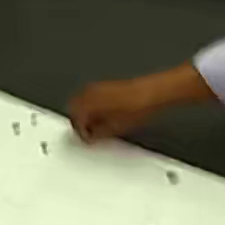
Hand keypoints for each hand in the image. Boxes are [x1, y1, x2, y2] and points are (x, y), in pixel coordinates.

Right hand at [67, 64, 213, 142]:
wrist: (150, 94)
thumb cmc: (136, 109)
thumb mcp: (115, 128)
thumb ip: (98, 133)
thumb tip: (91, 136)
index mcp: (87, 103)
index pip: (75, 119)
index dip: (81, 132)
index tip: (87, 139)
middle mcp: (87, 93)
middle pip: (74, 107)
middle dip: (78, 120)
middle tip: (87, 132)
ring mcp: (95, 87)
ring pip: (80, 101)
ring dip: (84, 112)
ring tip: (95, 124)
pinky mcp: (103, 85)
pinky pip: (88, 96)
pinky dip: (90, 105)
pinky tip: (102, 114)